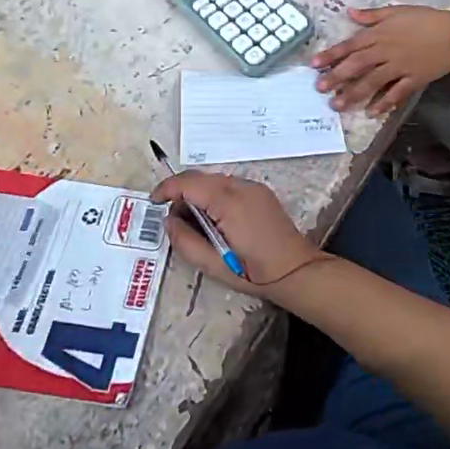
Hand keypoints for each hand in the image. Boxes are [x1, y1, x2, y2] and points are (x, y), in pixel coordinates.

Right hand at [154, 171, 328, 293]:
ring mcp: (254, 187)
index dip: (166, 189)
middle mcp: (242, 186)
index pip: (189, 182)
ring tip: (194, 222)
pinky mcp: (262, 192)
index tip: (153, 202)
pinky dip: (215, 195)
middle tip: (173, 219)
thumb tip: (168, 221)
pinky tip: (216, 219)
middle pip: (201, 177)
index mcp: (228, 201)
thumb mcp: (212, 264)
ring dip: (199, 193)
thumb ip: (185, 241)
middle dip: (182, 192)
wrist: (295, 270)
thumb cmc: (253, 271)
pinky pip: (230, 185)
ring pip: (216, 180)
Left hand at [311, 5, 449, 113]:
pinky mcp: (414, 80)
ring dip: (353, 94)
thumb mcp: (397, 11)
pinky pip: (396, 94)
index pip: (350, 45)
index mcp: (380, 34)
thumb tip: (349, 13)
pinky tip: (371, 112)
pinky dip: (384, 104)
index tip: (314, 64)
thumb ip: (372, 15)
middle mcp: (386, 51)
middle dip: (336, 77)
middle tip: (320, 88)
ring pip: (372, 82)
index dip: (331, 54)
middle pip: (357, 66)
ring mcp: (399, 67)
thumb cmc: (425, 19)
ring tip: (337, 105)